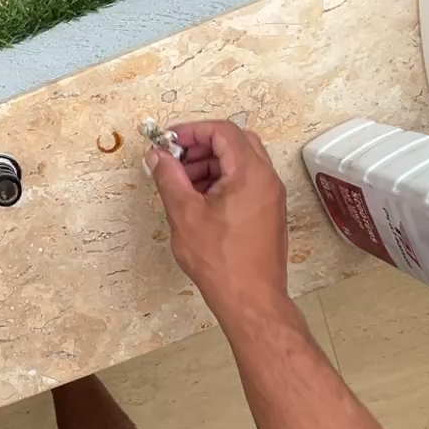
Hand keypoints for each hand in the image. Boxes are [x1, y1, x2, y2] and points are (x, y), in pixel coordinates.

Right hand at [145, 121, 290, 314]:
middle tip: (174, 159)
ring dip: (210, 163)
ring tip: (182, 183)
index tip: (167, 141)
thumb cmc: (219, 258)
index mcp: (250, 173)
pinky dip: (221, 179)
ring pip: (240, 161)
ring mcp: (270, 195)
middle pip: (235, 141)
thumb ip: (169, 177)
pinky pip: (245, 180)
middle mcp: (267, 179)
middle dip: (201, 145)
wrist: (250, 297)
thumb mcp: (184, 213)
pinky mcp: (267, 211)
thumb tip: (158, 155)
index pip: (223, 131)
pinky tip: (199, 200)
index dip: (192, 131)